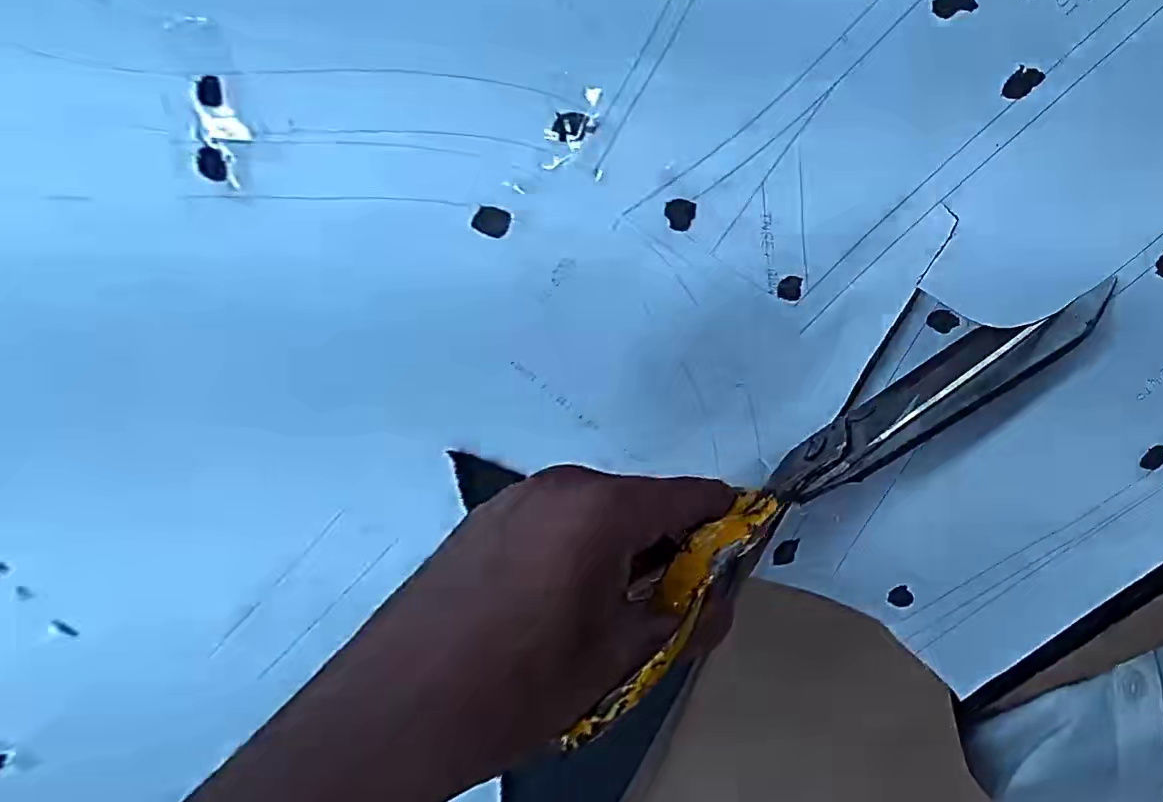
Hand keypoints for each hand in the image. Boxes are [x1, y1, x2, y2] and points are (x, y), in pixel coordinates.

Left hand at [192, 467, 738, 801]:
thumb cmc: (513, 689)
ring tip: (606, 608)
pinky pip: (559, 519)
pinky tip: (554, 605)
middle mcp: (563, 485)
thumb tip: (726, 601)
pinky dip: (580, 548)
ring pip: (603, 511)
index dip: (726, 522)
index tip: (731, 557)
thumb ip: (693, 619)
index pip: (695, 496)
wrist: (374, 732)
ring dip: (625, 548)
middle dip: (671, 544)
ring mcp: (517, 499)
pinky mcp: (484, 521)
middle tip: (667, 598)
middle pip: (648, 502)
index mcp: (603, 507)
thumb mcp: (621, 659)